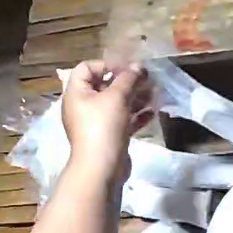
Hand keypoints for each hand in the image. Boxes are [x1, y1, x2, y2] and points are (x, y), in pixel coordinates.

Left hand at [61, 60, 151, 182]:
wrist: (101, 168)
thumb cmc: (103, 127)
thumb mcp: (116, 97)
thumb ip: (129, 78)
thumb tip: (139, 67)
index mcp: (77, 93)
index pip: (87, 68)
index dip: (108, 64)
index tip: (128, 69)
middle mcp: (84, 106)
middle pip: (105, 85)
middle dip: (128, 81)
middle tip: (148, 80)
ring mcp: (97, 122)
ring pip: (117, 103)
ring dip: (136, 97)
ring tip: (155, 94)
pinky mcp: (109, 136)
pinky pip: (123, 119)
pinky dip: (136, 114)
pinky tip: (152, 112)